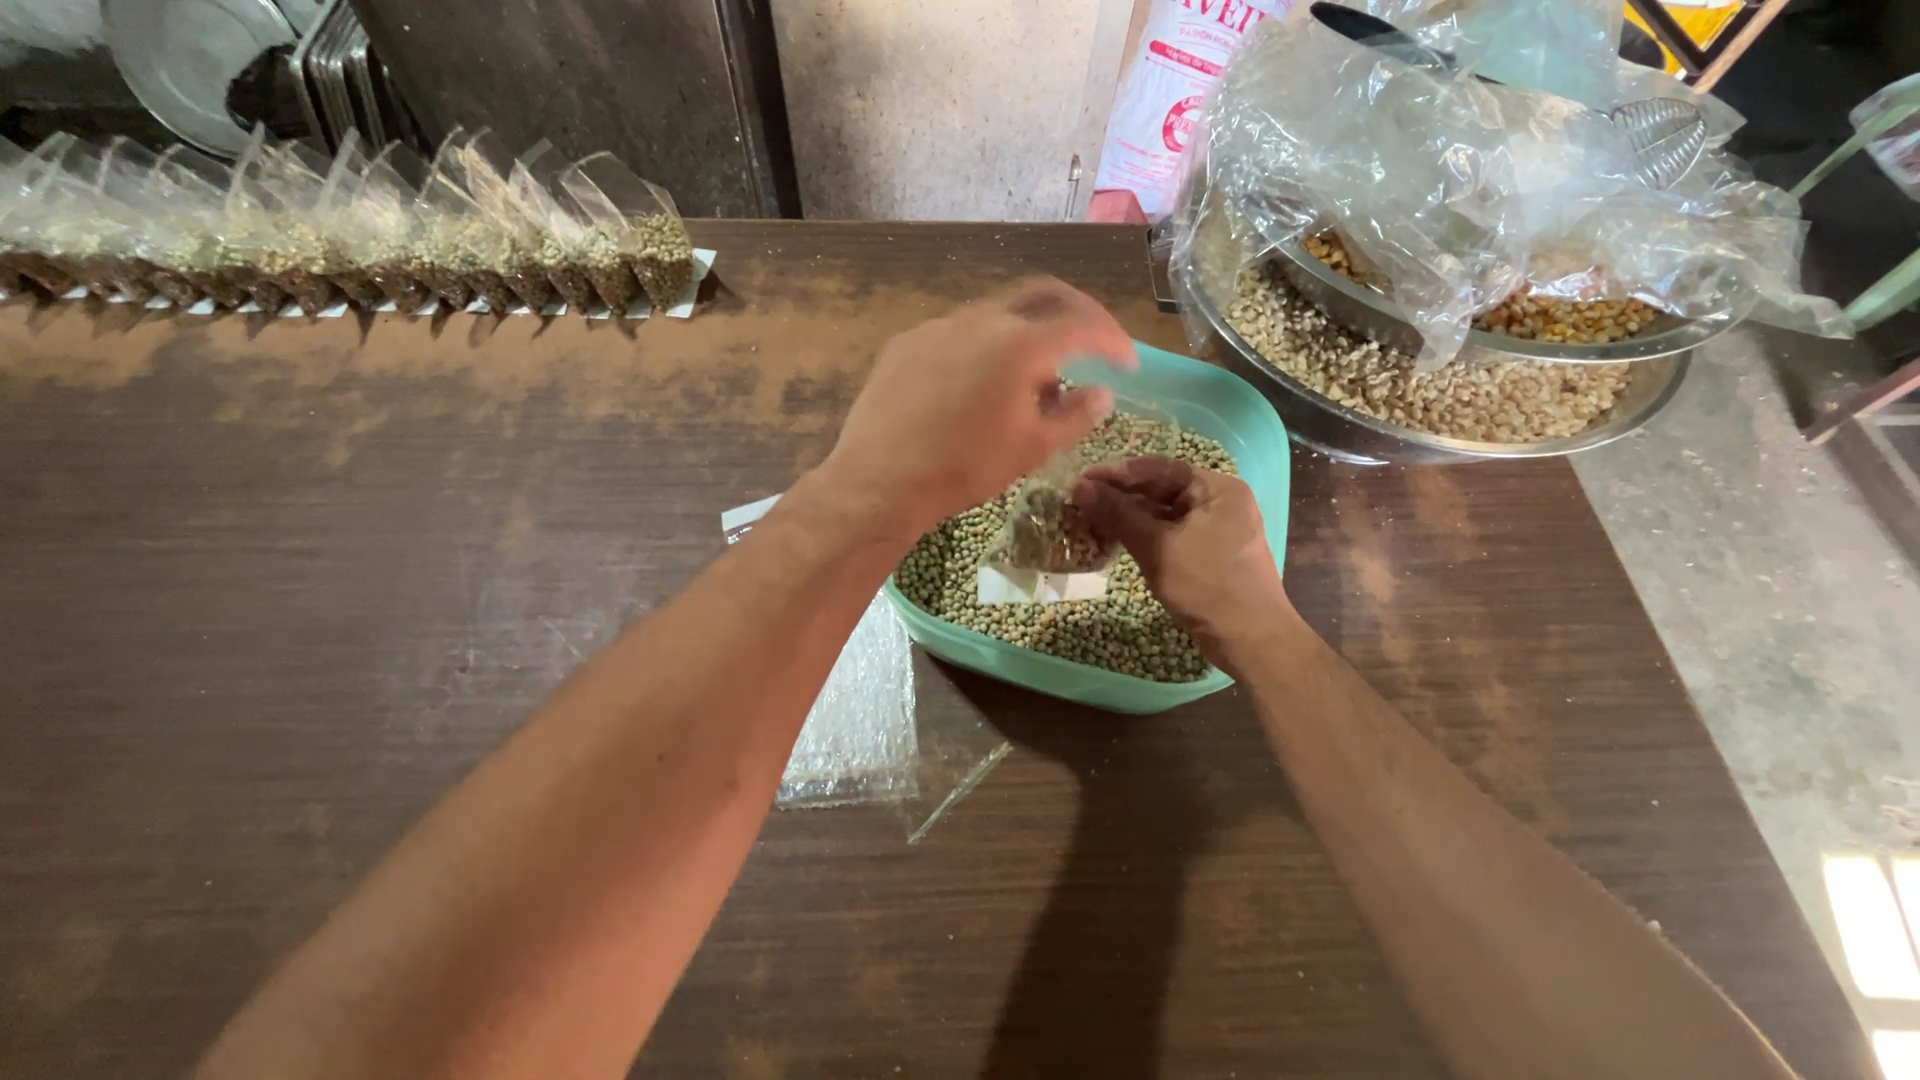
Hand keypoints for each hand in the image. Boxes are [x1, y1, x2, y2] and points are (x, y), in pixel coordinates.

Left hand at [821, 277, 1136, 535]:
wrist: (881, 480)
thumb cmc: (966, 468)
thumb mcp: (1032, 448)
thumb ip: (1075, 414)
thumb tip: (1102, 393)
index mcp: (1020, 344)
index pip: (1083, 324)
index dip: (1112, 340)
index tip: (1126, 364)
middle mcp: (981, 320)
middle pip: (1042, 295)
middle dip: (1075, 314)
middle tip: (1090, 343)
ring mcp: (939, 326)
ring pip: (996, 314)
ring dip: (1025, 335)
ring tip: (1029, 379)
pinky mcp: (906, 342)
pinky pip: (956, 333)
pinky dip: (982, 348)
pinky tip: (976, 384)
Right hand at [1071, 456, 1286, 658]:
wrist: (1251, 639)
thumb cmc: (1207, 586)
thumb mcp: (1157, 547)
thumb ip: (1118, 514)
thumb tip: (1081, 487)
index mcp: (1218, 488)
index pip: (1160, 468)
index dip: (1117, 473)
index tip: (1082, 481)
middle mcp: (1221, 500)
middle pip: (1163, 488)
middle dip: (1122, 495)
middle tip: (1081, 502)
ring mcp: (1219, 528)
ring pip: (1166, 513)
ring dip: (1131, 516)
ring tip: (1093, 520)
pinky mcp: (1212, 552)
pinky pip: (1173, 533)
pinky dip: (1146, 534)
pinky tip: (1119, 540)